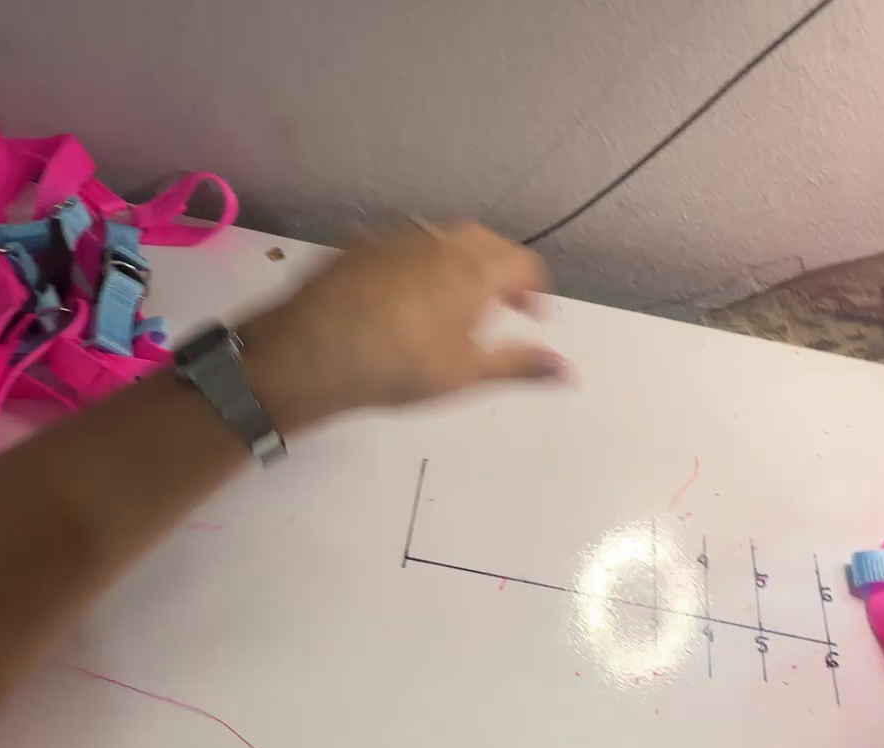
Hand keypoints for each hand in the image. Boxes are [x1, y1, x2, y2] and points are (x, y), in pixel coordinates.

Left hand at [237, 221, 568, 431]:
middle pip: (485, 246)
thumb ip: (521, 365)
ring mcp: (396, 237)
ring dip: (460, 267)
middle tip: (503, 307)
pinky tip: (406, 299)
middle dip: (501, 274)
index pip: (524, 265)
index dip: (536, 291)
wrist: (314, 352)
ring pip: (442, 243)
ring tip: (456, 303)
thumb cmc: (402, 366)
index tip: (537, 315)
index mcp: (476, 266)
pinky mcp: (360, 246)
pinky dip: (420, 267)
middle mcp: (440, 239)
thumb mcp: (468, 373)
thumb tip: (570, 372)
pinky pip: (404, 250)